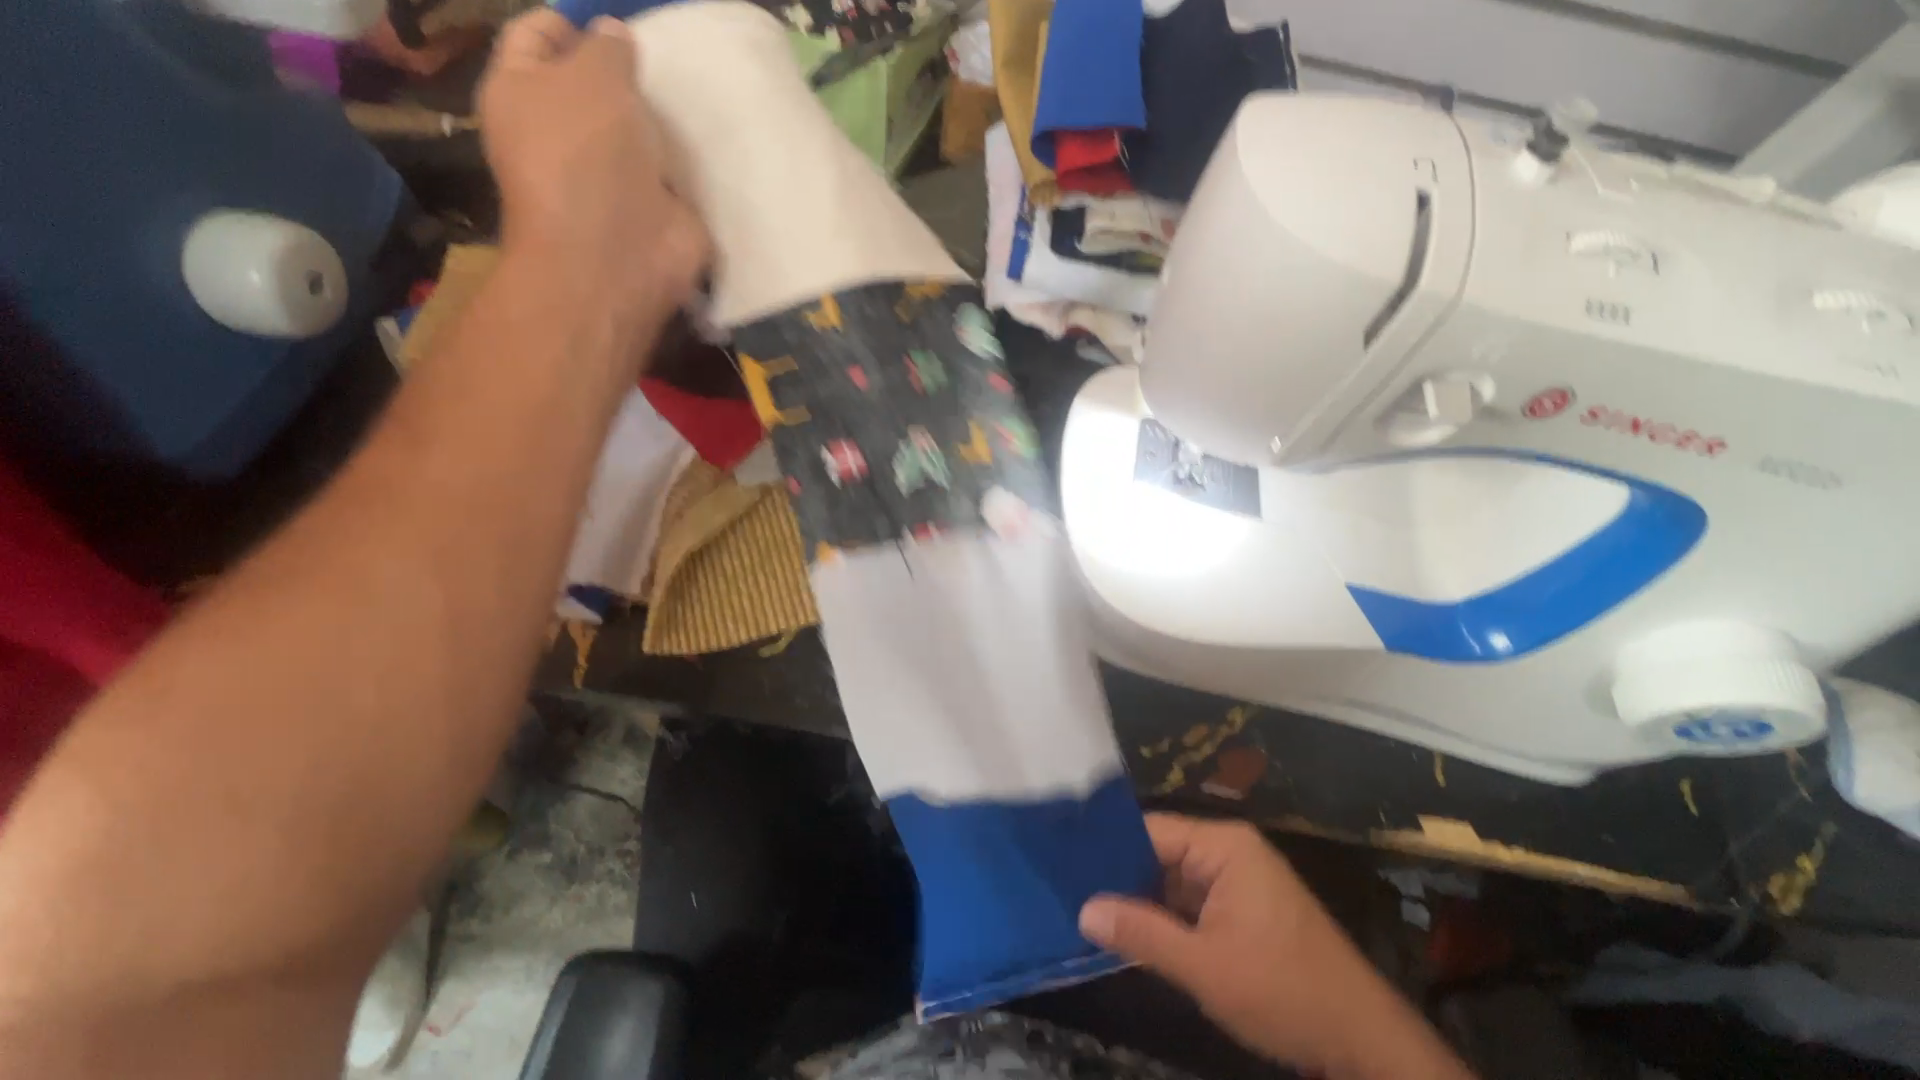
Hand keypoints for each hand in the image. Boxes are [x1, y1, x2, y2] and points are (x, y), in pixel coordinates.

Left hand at [477, 11, 708, 322]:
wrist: (619, 257)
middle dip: (631, 68)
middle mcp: (559, 132)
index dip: (574, 18)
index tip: (623, 20)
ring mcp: (608, 173)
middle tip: (669, 56)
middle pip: (595, 83)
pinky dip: (689, 155)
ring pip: (638, 125)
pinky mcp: (651, 205)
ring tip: (695, 89)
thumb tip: (614, 37)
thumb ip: (607, 48)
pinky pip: (673, 166)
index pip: (537, 33)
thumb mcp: (592, 77)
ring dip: (664, 113)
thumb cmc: (587, 155)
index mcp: (521, 92)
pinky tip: (712, 134)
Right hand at [1080, 815, 1471, 1079]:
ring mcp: (1239, 883)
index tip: (1058, 865)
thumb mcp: (1203, 966)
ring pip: (1171, 882)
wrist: (1363, 1040)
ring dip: (1138, 902)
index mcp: (1224, 847)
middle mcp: (1230, 853)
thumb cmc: (1283, 992)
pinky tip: (1124, 935)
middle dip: (1116, 878)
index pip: (1149, 830)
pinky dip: (1163, 920)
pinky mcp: (1243, 912)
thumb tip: (1082, 908)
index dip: (1105, 848)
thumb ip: (1141, 933)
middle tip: (1059, 893)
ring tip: (1078, 912)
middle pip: (1158, 853)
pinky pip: (1190, 904)